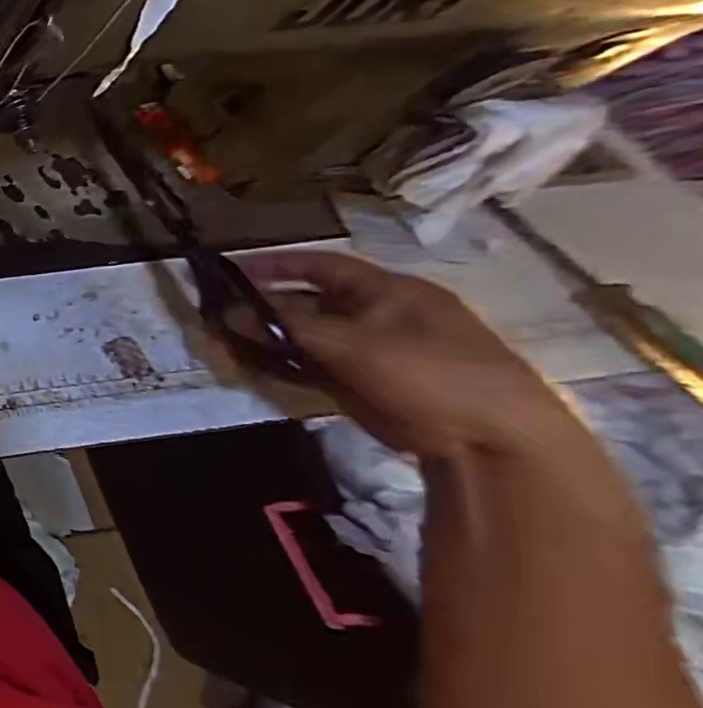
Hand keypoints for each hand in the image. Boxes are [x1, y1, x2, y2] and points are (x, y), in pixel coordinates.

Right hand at [238, 251, 591, 461]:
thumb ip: (287, 326)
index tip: (228, 269)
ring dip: (263, 340)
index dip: (273, 264)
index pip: (318, 265)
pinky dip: (279, 365)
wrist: (491, 443)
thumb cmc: (431, 373)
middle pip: (303, 302)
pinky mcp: (360, 382)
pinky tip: (251, 368)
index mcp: (385, 290)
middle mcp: (373, 314)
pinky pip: (308, 365)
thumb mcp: (353, 343)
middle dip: (259, 308)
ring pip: (301, 337)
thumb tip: (227, 312)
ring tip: (224, 346)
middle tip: (216, 316)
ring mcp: (367, 350)